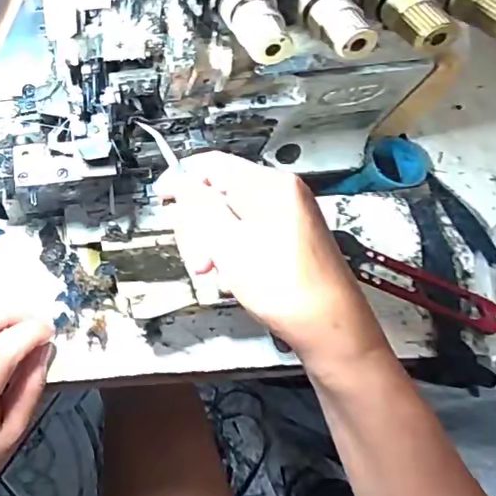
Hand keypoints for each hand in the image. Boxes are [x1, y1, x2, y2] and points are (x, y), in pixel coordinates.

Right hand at [165, 151, 385, 368]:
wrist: (331, 331)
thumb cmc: (289, 290)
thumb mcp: (227, 243)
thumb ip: (198, 207)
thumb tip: (179, 181)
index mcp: (270, 185)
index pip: (212, 164)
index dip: (181, 180)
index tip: (164, 198)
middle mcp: (282, 193)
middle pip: (219, 192)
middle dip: (200, 224)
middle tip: (200, 255)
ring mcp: (288, 215)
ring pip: (230, 215)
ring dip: (214, 241)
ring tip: (218, 270)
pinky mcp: (290, 237)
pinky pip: (248, 231)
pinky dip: (233, 250)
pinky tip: (236, 274)